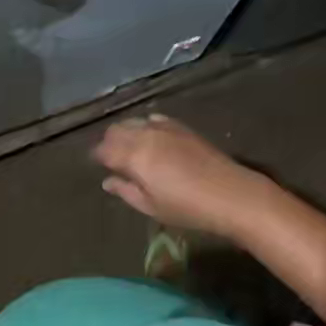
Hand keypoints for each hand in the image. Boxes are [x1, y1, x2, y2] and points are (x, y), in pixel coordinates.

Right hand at [90, 114, 277, 237]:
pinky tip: (150, 137)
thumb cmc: (187, 208)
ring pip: (134, 121)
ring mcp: (163, 126)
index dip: (97, 155)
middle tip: (110, 158)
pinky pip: (153, 118)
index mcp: (134, 155)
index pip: (104, 149)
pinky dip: (145, 125)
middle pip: (116, 129)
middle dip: (109, 141)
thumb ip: (125, 190)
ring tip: (129, 149)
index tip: (95, 163)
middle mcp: (144, 134)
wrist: (229, 193)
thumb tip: (107, 180)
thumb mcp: (151, 207)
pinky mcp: (180, 125)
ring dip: (126, 132)